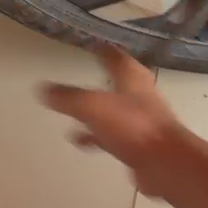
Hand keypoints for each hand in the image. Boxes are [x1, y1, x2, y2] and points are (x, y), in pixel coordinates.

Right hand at [43, 47, 199, 199]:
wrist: (164, 164)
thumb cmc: (132, 126)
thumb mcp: (94, 107)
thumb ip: (69, 98)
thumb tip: (42, 88)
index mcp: (132, 76)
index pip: (115, 55)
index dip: (101, 49)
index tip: (89, 44)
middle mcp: (139, 94)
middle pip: (116, 80)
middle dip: (99, 78)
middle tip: (79, 75)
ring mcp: (140, 119)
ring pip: (113, 108)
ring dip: (96, 109)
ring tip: (72, 111)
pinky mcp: (139, 143)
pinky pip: (112, 133)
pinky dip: (96, 134)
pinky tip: (81, 140)